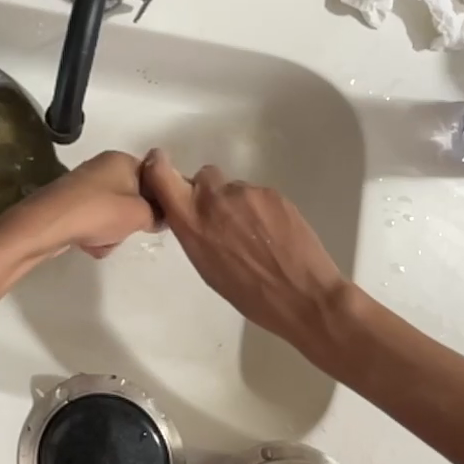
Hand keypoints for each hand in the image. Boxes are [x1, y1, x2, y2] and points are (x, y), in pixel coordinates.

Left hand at [0, 150, 156, 259]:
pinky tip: (88, 243)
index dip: (159, 199)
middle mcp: (103, 168)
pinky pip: (94, 223)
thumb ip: (158, 213)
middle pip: (132, 199)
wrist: (48, 225)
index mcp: (122, 159)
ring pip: (113, 215)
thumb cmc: (99, 212)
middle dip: (130, 220)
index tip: (158, 218)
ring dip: (112, 233)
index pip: (154, 177)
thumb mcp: (141, 214)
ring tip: (103, 238)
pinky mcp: (70, 205)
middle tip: (125, 228)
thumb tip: (157, 216)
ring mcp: (84, 187)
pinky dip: (94, 236)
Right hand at [140, 149, 358, 361]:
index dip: (159, 166)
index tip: (161, 167)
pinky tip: (274, 235)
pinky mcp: (273, 193)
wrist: (304, 297)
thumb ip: (194, 231)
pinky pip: (258, 195)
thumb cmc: (249, 294)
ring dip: (239, 205)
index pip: (161, 174)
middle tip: (225, 220)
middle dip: (210, 193)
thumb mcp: (206, 266)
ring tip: (256, 236)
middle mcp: (214, 200)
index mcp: (191, 222)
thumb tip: (194, 216)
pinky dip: (262, 210)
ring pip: (234, 188)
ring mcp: (246, 193)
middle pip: (204, 177)